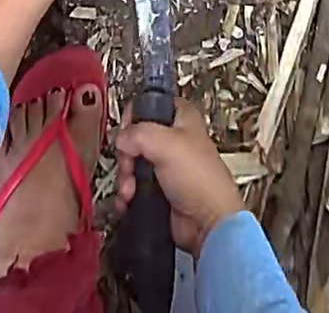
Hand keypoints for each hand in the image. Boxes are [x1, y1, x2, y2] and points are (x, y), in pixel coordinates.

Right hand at [115, 99, 244, 254]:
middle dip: (126, 155)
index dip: (133, 118)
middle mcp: (173, 138)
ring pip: (133, 162)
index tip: (127, 135)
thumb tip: (121, 138)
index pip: (148, 105)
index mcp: (180, 117)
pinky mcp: (159, 189)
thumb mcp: (167, 144)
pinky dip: (127, 193)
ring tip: (129, 191)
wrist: (208, 223)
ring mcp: (165, 164)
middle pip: (135, 137)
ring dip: (125, 178)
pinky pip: (134, 185)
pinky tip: (128, 202)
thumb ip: (139, 134)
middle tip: (129, 167)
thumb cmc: (198, 178)